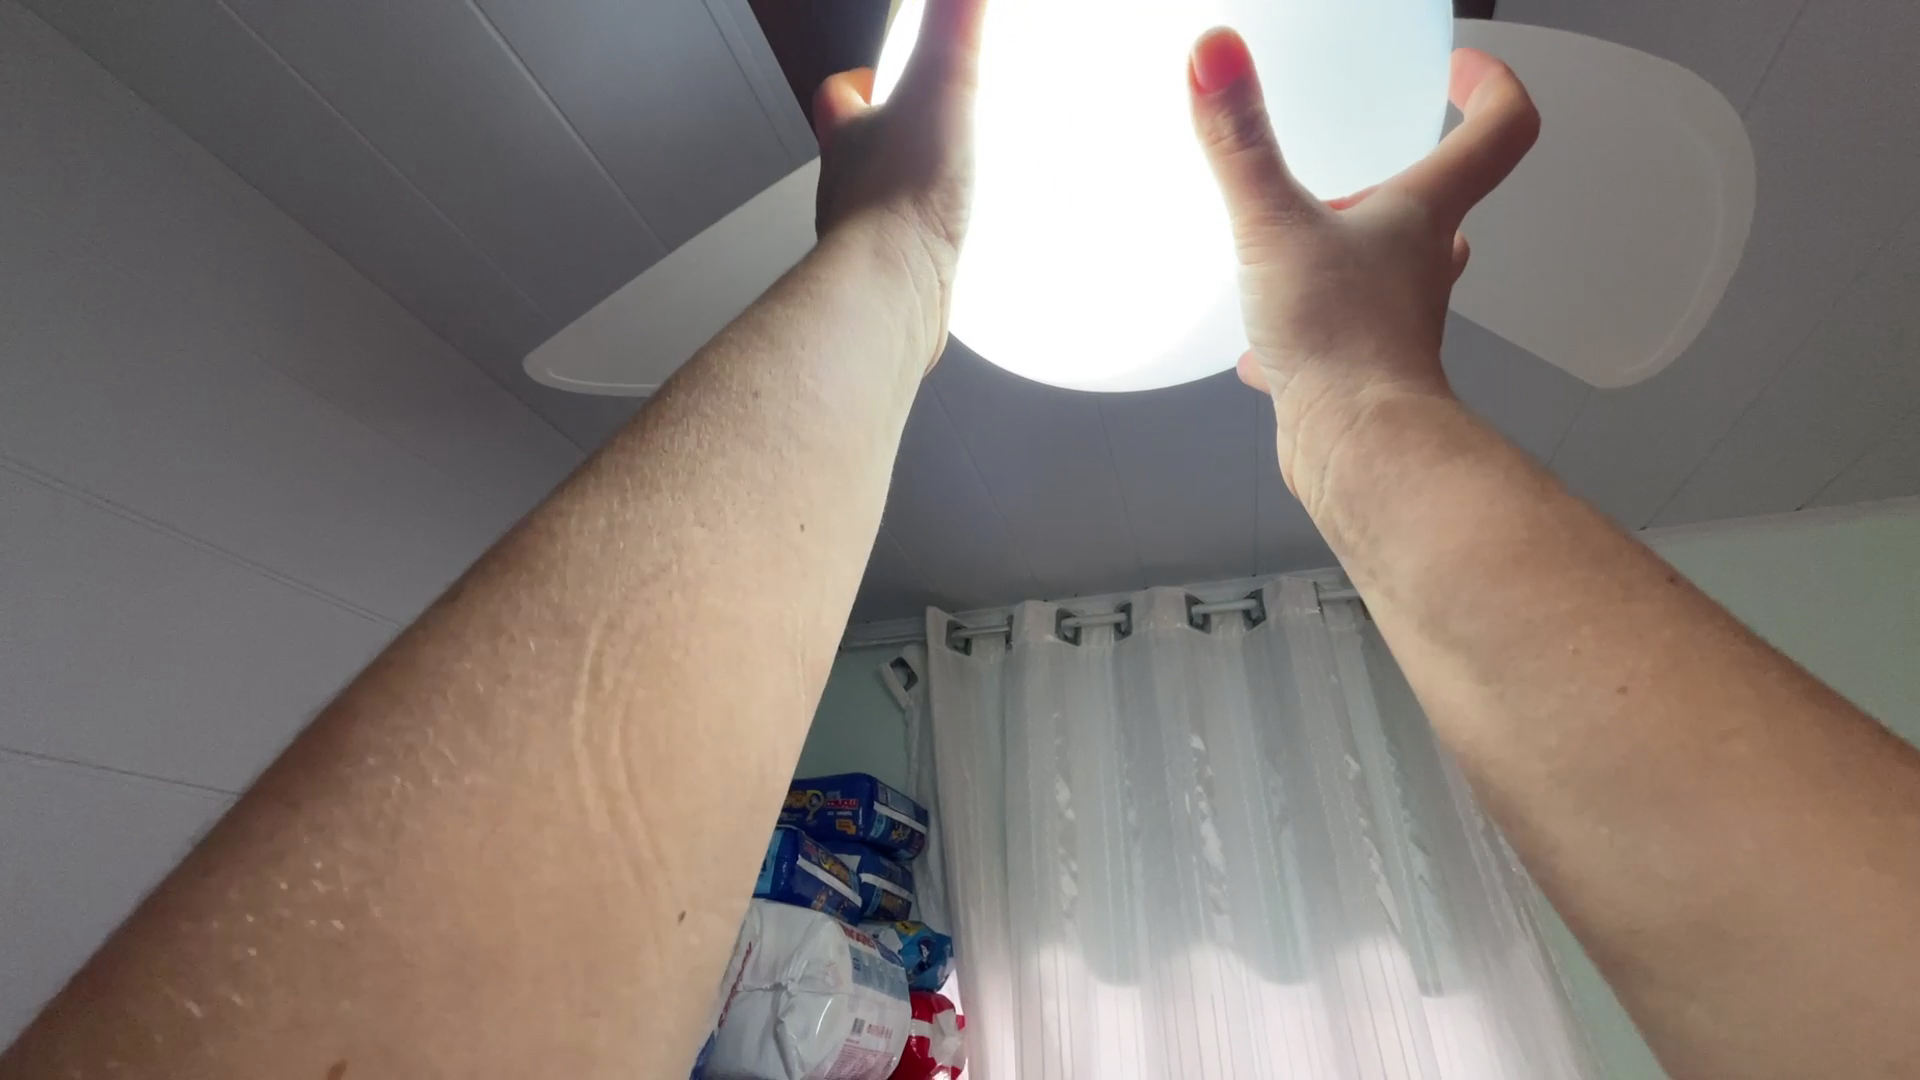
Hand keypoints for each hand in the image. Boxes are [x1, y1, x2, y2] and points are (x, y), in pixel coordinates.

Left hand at [812, 0, 988, 312]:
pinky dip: (922, 249)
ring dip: (903, 201)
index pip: (837, 98)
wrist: (893, 293)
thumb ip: (953, 27)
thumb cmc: (899, 203)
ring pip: (878, 211)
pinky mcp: (893, 281)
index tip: (876, 79)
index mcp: (848, 138)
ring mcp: (868, 241)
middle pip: (856, 159)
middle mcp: (847, 191)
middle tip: (920, 142)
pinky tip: (952, 249)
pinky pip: (906, 257)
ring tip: (943, 195)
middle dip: (883, 148)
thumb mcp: (940, 88)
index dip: (857, 85)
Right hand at [1188, 29, 1539, 497]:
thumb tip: (1212, 51)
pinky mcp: (1352, 373)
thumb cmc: (1337, 335)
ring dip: (1352, 258)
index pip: (1498, 129)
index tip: (1456, 70)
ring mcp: (1388, 325)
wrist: (1350, 442)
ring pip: (1385, 278)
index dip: (1487, 86)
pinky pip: (1331, 339)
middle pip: (1438, 210)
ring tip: (1299, 252)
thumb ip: (1241, 143)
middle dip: (1401, 184)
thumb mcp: (1273, 226)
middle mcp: (1417, 268)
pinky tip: (1262, 346)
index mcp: (1421, 216)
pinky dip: (1303, 333)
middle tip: (1355, 176)